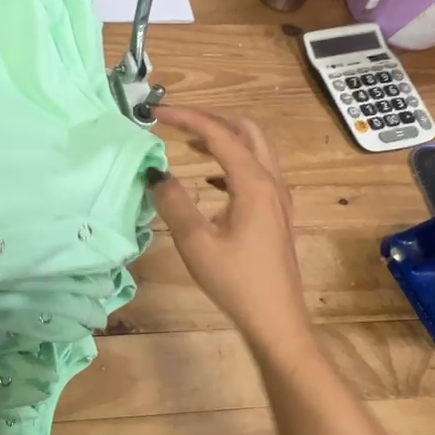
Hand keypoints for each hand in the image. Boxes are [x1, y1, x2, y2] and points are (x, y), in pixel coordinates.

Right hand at [146, 106, 308, 347]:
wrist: (276, 320)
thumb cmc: (236, 282)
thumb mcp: (195, 242)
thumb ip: (173, 202)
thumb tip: (156, 173)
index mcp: (252, 183)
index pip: (218, 134)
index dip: (186, 118)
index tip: (155, 114)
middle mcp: (271, 182)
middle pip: (245, 130)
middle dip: (210, 119)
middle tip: (176, 122)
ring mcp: (278, 198)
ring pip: (254, 149)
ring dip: (223, 138)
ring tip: (188, 143)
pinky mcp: (276, 213)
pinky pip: (256, 171)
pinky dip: (231, 161)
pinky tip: (210, 179)